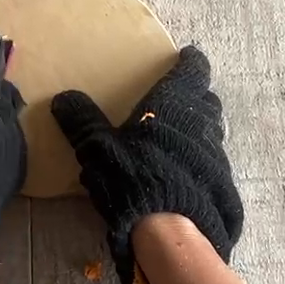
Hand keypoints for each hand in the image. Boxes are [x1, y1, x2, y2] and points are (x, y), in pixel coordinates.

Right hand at [51, 46, 241, 283]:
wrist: (172, 229)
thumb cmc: (133, 175)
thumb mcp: (98, 147)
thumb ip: (82, 121)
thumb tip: (62, 97)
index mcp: (175, 103)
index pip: (193, 70)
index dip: (191, 61)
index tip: (188, 55)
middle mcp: (202, 122)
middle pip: (205, 100)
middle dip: (194, 96)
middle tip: (179, 99)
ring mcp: (216, 154)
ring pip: (211, 130)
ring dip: (198, 129)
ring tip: (180, 136)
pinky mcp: (222, 182)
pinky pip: (213, 162)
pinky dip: (201, 159)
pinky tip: (187, 171)